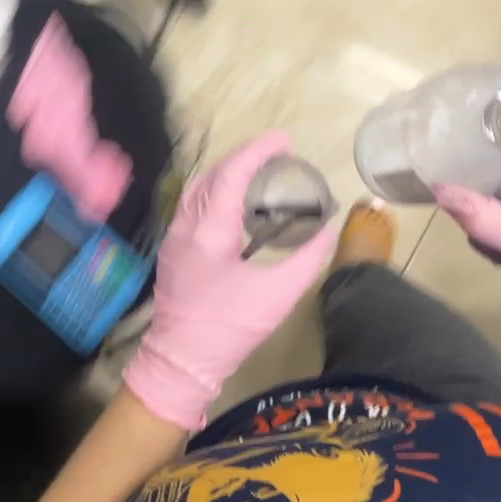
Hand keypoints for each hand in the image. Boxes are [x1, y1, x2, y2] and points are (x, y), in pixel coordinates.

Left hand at [122, 131, 338, 428]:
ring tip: (257, 173)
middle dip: (243, 157)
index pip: (232, 173)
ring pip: (198, 190)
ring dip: (227, 174)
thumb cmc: (229, 327)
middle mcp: (185, 225)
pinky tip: (235, 206)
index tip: (284, 139)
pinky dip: (216, 193)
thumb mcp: (278, 295)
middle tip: (276, 155)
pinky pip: (193, 207)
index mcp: (209, 229)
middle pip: (212, 175)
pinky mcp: (173, 253)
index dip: (258, 151)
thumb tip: (327, 230)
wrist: (180, 362)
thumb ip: (307, 259)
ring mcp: (174, 238)